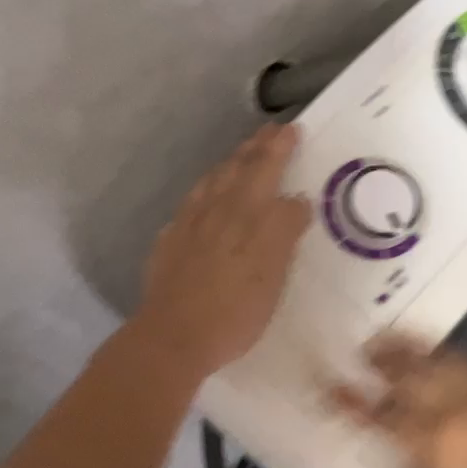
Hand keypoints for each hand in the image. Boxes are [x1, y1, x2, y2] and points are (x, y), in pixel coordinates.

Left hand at [129, 122, 311, 381]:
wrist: (173, 337)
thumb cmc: (235, 310)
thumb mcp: (275, 274)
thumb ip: (284, 231)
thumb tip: (296, 200)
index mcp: (249, 215)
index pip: (268, 171)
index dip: (281, 150)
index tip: (292, 131)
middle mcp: (218, 211)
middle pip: (239, 169)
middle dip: (257, 147)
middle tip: (271, 131)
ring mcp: (189, 225)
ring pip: (212, 182)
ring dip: (230, 164)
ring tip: (241, 156)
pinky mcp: (170, 243)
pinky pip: (191, 204)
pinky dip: (206, 191)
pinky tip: (205, 200)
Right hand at [329, 335, 466, 467]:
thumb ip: (413, 467)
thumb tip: (402, 443)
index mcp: (435, 440)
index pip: (383, 413)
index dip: (352, 402)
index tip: (331, 388)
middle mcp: (461, 408)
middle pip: (417, 370)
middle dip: (387, 355)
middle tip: (365, 350)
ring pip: (448, 360)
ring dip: (420, 350)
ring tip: (400, 345)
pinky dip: (451, 361)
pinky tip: (443, 366)